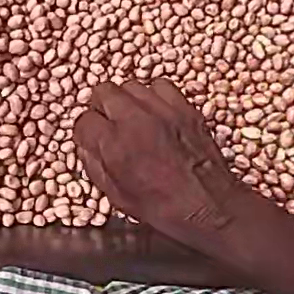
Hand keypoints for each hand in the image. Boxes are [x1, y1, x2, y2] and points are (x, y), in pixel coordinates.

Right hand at [73, 78, 255, 248]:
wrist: (208, 206)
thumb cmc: (164, 207)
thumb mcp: (117, 196)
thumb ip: (95, 166)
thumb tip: (87, 148)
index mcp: (114, 144)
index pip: (84, 121)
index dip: (85, 132)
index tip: (90, 139)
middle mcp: (135, 121)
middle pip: (103, 92)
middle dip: (100, 107)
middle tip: (106, 123)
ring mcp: (162, 110)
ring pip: (130, 85)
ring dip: (125, 100)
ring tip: (130, 117)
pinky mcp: (184, 108)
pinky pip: (160, 86)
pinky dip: (153, 95)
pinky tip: (154, 111)